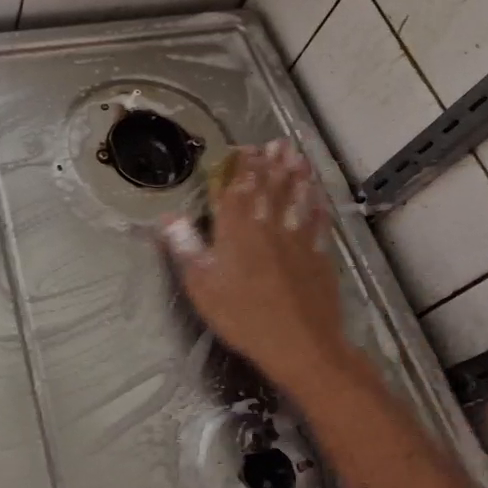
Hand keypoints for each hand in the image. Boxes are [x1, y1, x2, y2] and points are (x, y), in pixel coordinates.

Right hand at [160, 140, 350, 377]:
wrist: (302, 345)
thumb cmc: (243, 317)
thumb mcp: (201, 286)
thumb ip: (186, 247)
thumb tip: (168, 216)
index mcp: (235, 232)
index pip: (234, 191)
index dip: (238, 169)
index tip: (242, 149)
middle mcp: (267, 227)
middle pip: (268, 188)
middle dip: (269, 164)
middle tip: (274, 142)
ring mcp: (297, 239)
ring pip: (295, 198)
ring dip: (295, 174)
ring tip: (295, 154)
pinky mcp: (319, 255)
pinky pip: (318, 221)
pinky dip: (317, 203)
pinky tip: (318, 193)